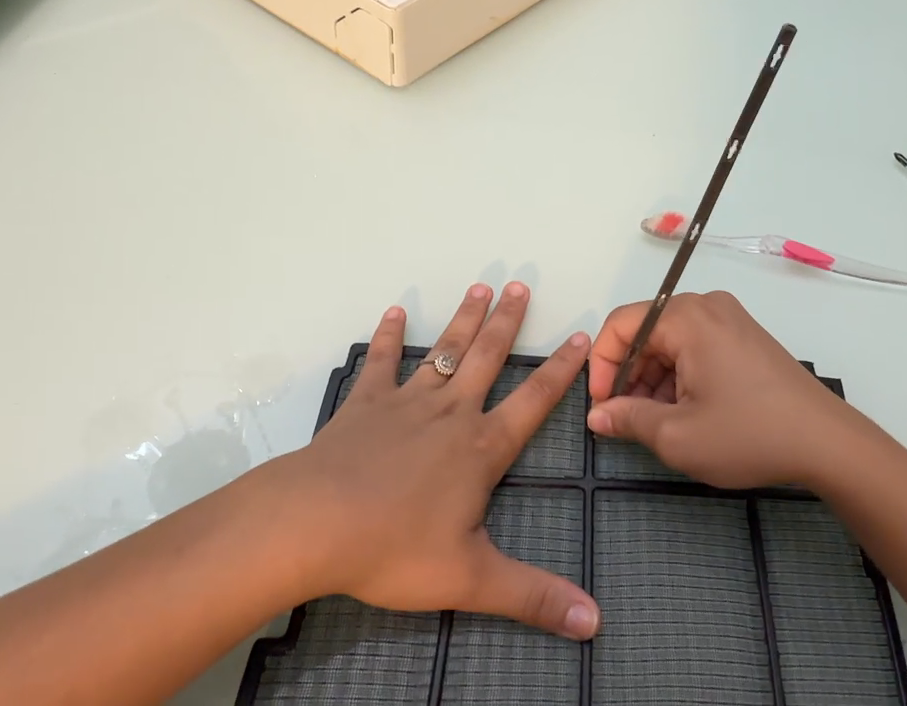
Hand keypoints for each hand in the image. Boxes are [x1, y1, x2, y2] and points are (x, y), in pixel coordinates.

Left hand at [259, 282, 598, 639]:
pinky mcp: (364, 404)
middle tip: (522, 285)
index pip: (534, 401)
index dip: (561, 370)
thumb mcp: (470, 579)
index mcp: (481, 448)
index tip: (581, 336)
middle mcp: (450, 413)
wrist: (312, 525)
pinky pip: (379, 363)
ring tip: (480, 286)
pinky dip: (386, 336)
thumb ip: (533, 596)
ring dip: (464, 319)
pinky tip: (393, 312)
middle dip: (509, 322)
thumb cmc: (394, 548)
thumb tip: (594, 621)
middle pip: (487, 358)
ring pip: (443, 351)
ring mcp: (405, 403)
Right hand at [585, 291, 863, 489]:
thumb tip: (597, 415)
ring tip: (657, 423)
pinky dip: (680, 375)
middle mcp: (708, 307)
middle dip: (629, 375)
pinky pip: (696, 347)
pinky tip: (685, 412)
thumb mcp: (677, 435)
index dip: (601, 366)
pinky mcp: (745, 338)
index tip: (602, 407)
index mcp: (687, 317)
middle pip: (647, 331)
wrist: (826, 442)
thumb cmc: (748, 434)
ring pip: (671, 342)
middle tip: (627, 420)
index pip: (622, 325)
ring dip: (654, 378)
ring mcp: (731, 320)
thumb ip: (628, 418)